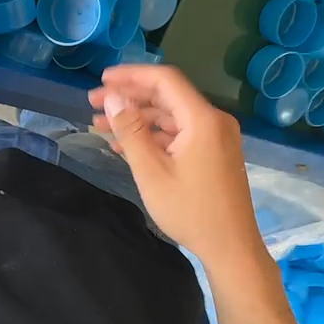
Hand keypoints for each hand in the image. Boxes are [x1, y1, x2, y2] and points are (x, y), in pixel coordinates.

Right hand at [87, 65, 261, 260]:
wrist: (231, 248)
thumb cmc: (189, 210)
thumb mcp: (151, 171)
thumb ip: (130, 130)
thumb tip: (112, 97)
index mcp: (202, 119)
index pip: (165, 80)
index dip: (131, 76)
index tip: (102, 80)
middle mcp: (213, 121)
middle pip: (166, 96)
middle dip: (128, 97)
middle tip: (93, 103)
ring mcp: (215, 137)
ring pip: (170, 116)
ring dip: (137, 118)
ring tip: (101, 125)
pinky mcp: (213, 153)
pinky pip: (179, 133)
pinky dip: (152, 135)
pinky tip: (125, 145)